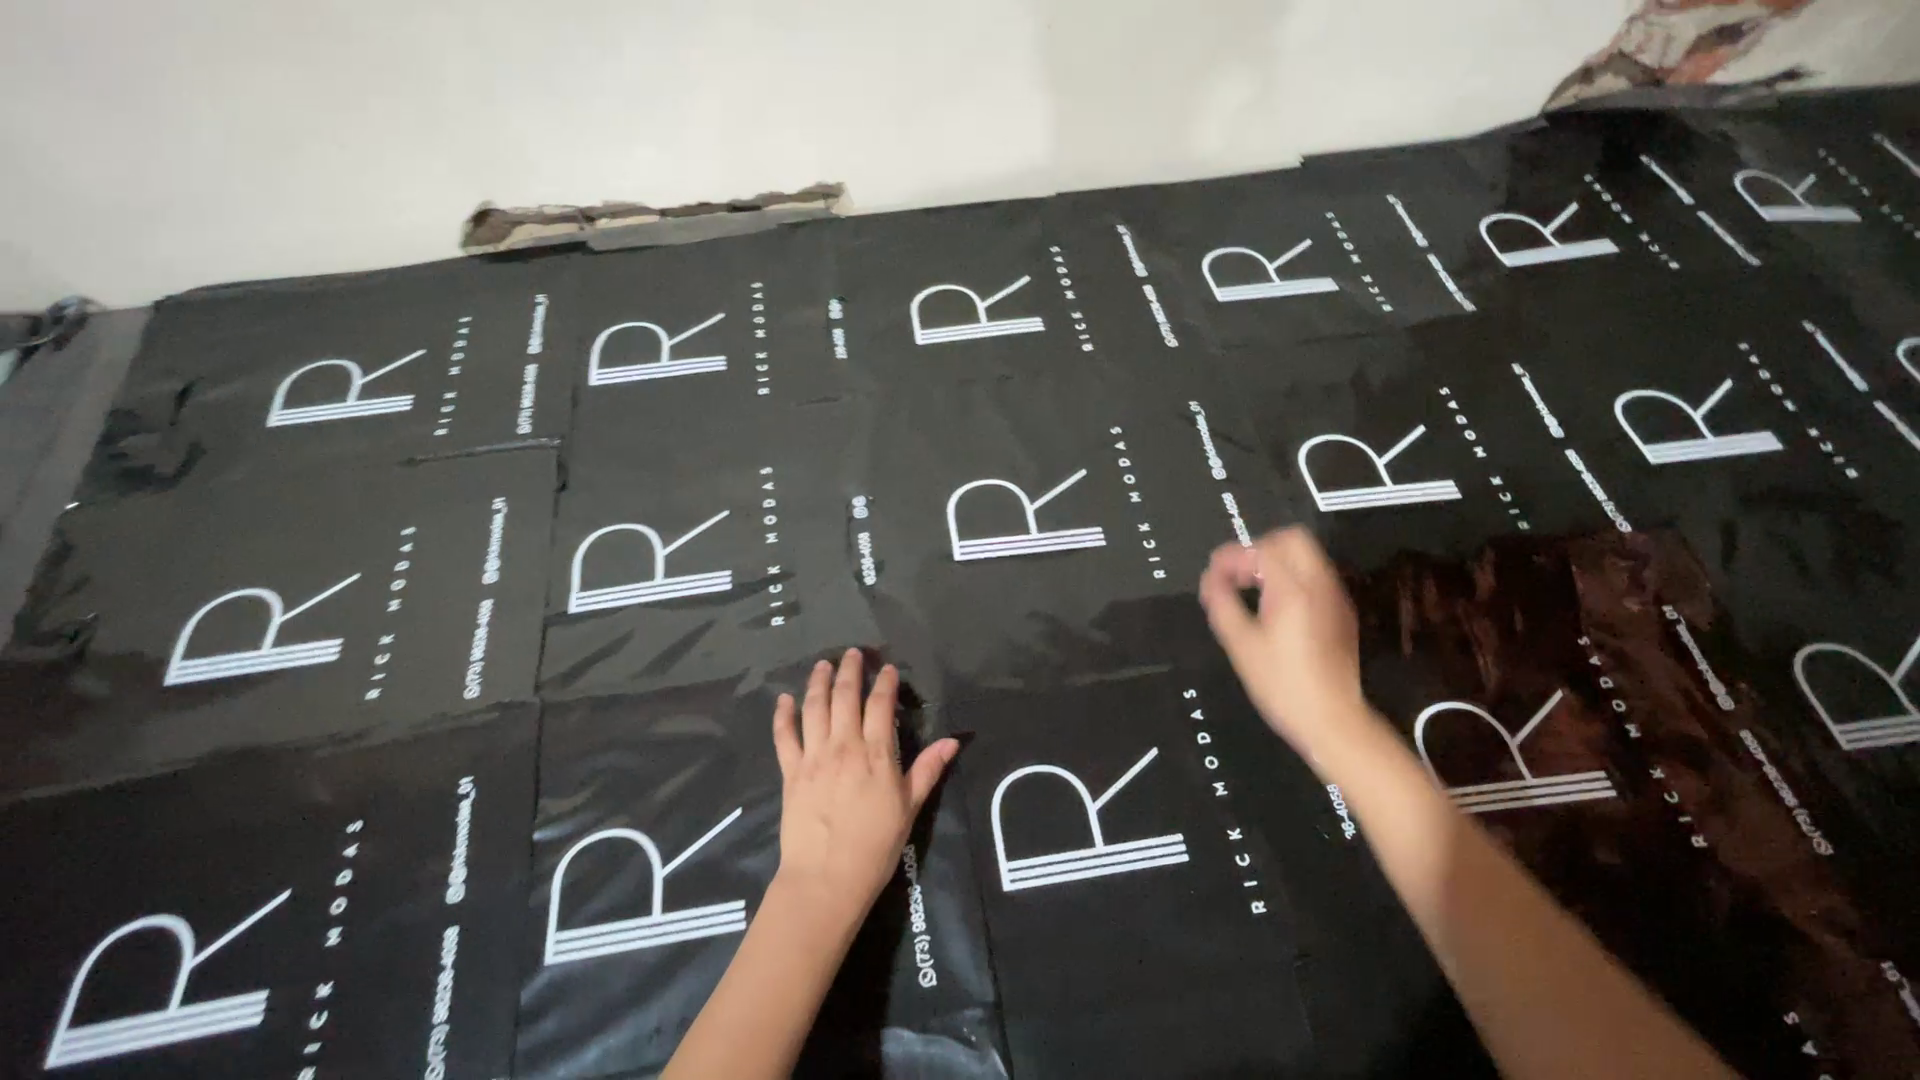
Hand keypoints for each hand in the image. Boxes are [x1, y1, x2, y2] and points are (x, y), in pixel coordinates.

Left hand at [770, 649, 959, 924]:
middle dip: (849, 671)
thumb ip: (928, 769)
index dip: (884, 683)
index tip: (886, 668)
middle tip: (852, 653)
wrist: (826, 878)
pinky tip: (784, 699)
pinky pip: (784, 736)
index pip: (881, 706)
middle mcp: (844, 746)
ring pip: (814, 708)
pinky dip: (783, 714)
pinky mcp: (790, 772)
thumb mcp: (909, 808)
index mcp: (876, 754)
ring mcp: (813, 757)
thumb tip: (952, 741)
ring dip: (818, 682)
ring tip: (822, 664)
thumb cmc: (875, 846)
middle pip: (844, 697)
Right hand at [1197, 527, 1376, 760]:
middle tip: (1238, 573)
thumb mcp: (1240, 645)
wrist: (1332, 719)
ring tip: (1251, 588)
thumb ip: (1222, 603)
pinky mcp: (1341, 612)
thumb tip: (1210, 579)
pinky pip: (1315, 577)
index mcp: (1293, 590)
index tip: (1213, 571)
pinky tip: (1273, 606)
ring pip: (1307, 556)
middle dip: (1260, 548)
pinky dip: (1291, 577)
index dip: (1232, 555)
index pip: (1261, 549)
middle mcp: (1319, 585)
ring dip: (1276, 561)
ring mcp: (1335, 598)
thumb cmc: (1281, 685)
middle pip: (1293, 539)